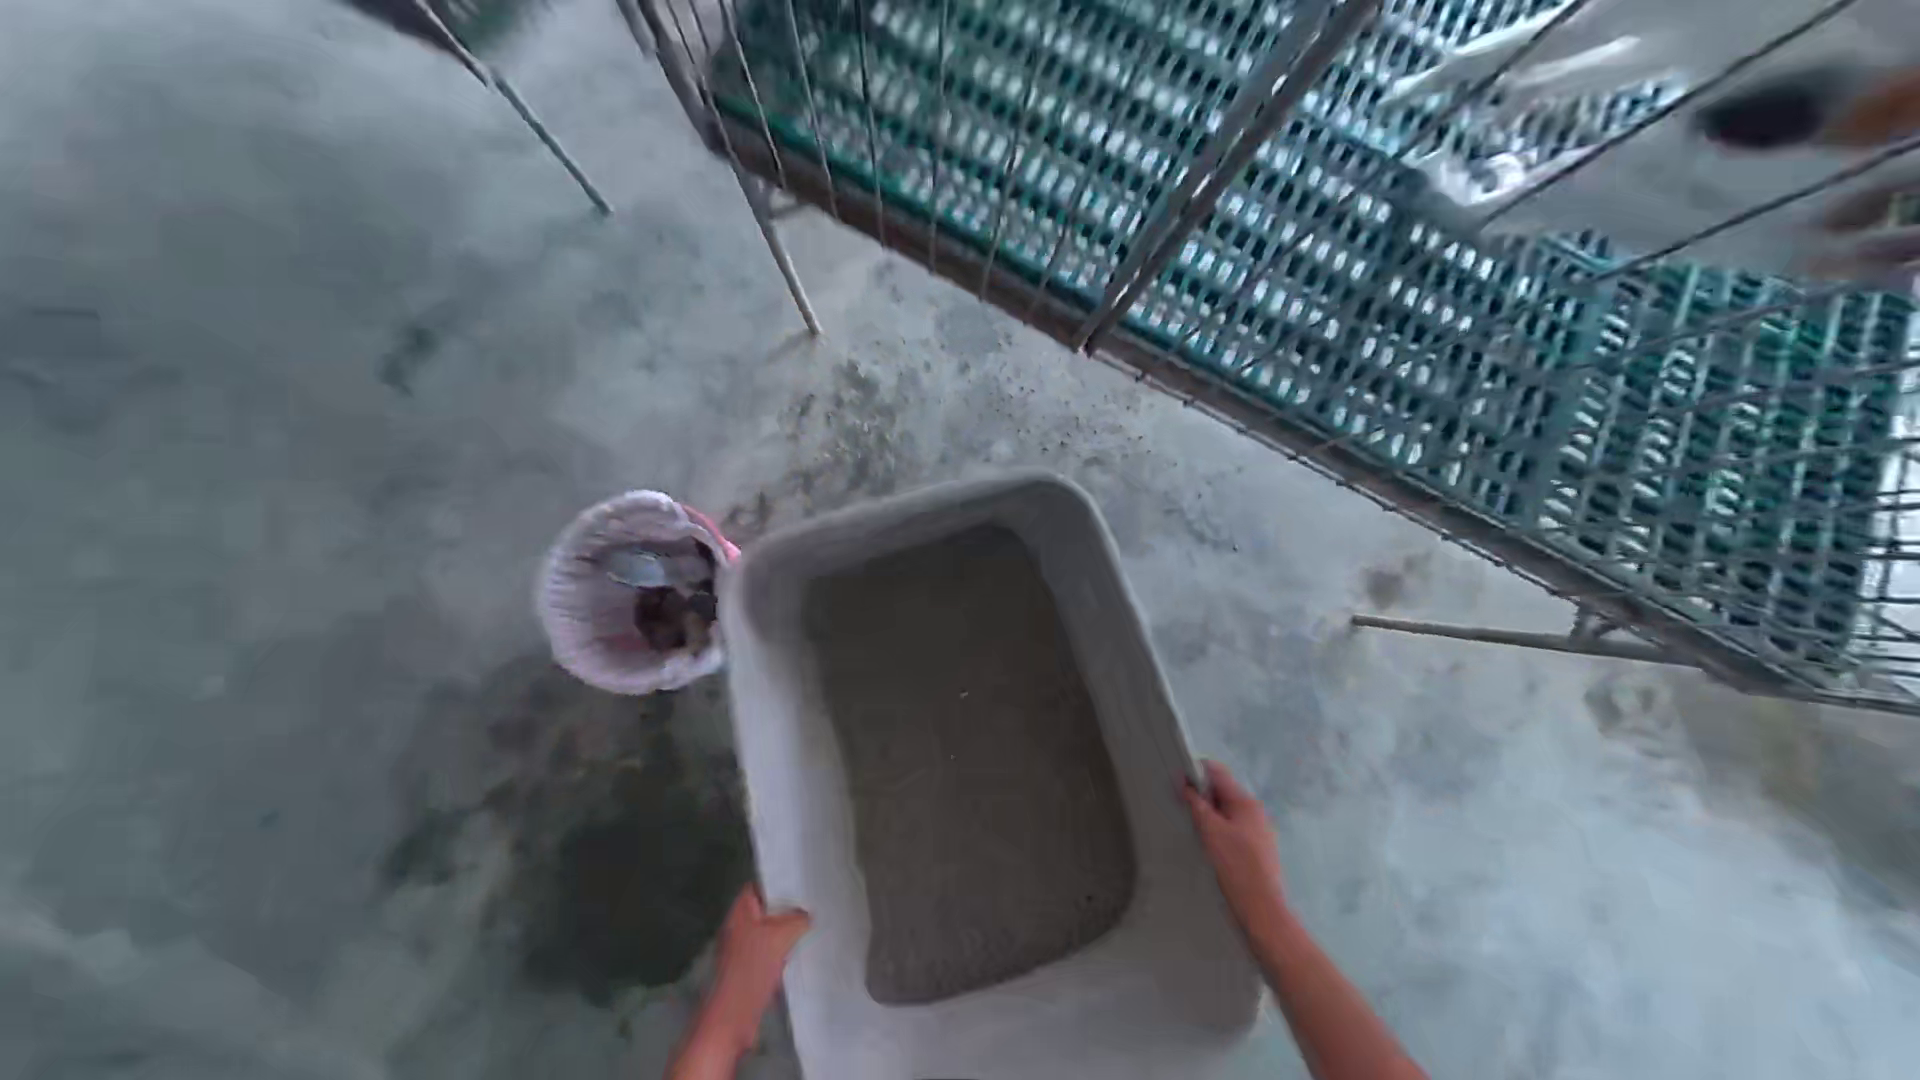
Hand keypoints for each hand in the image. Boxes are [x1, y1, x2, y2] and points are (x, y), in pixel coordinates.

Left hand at [698, 885, 810, 1053]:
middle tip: (813, 904)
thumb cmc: (750, 971)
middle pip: (766, 910)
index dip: (779, 881)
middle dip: (788, 908)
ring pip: (770, 932)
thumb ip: (798, 919)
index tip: (802, 881)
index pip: (759, 885)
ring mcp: (741, 951)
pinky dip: (784, 952)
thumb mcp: (780, 937)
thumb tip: (807, 915)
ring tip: (813, 926)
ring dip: (788, 932)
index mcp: (739, 912)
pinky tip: (802, 953)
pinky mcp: (748, 972)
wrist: (729, 1021)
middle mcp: (738, 927)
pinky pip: (770, 953)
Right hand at [1183, 760, 1287, 940]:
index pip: (1217, 772)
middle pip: (1221, 791)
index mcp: (1246, 802)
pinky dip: (1216, 829)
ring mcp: (1257, 831)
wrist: (1262, 911)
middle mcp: (1254, 812)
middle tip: (1182, 809)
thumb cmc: (1236, 866)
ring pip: (1225, 811)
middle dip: (1200, 796)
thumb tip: (1185, 783)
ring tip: (1192, 828)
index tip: (1177, 785)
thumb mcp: (1211, 831)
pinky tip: (1206, 844)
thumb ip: (1197, 804)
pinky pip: (1231, 828)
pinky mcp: (1255, 849)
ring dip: (1207, 814)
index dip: (1195, 773)